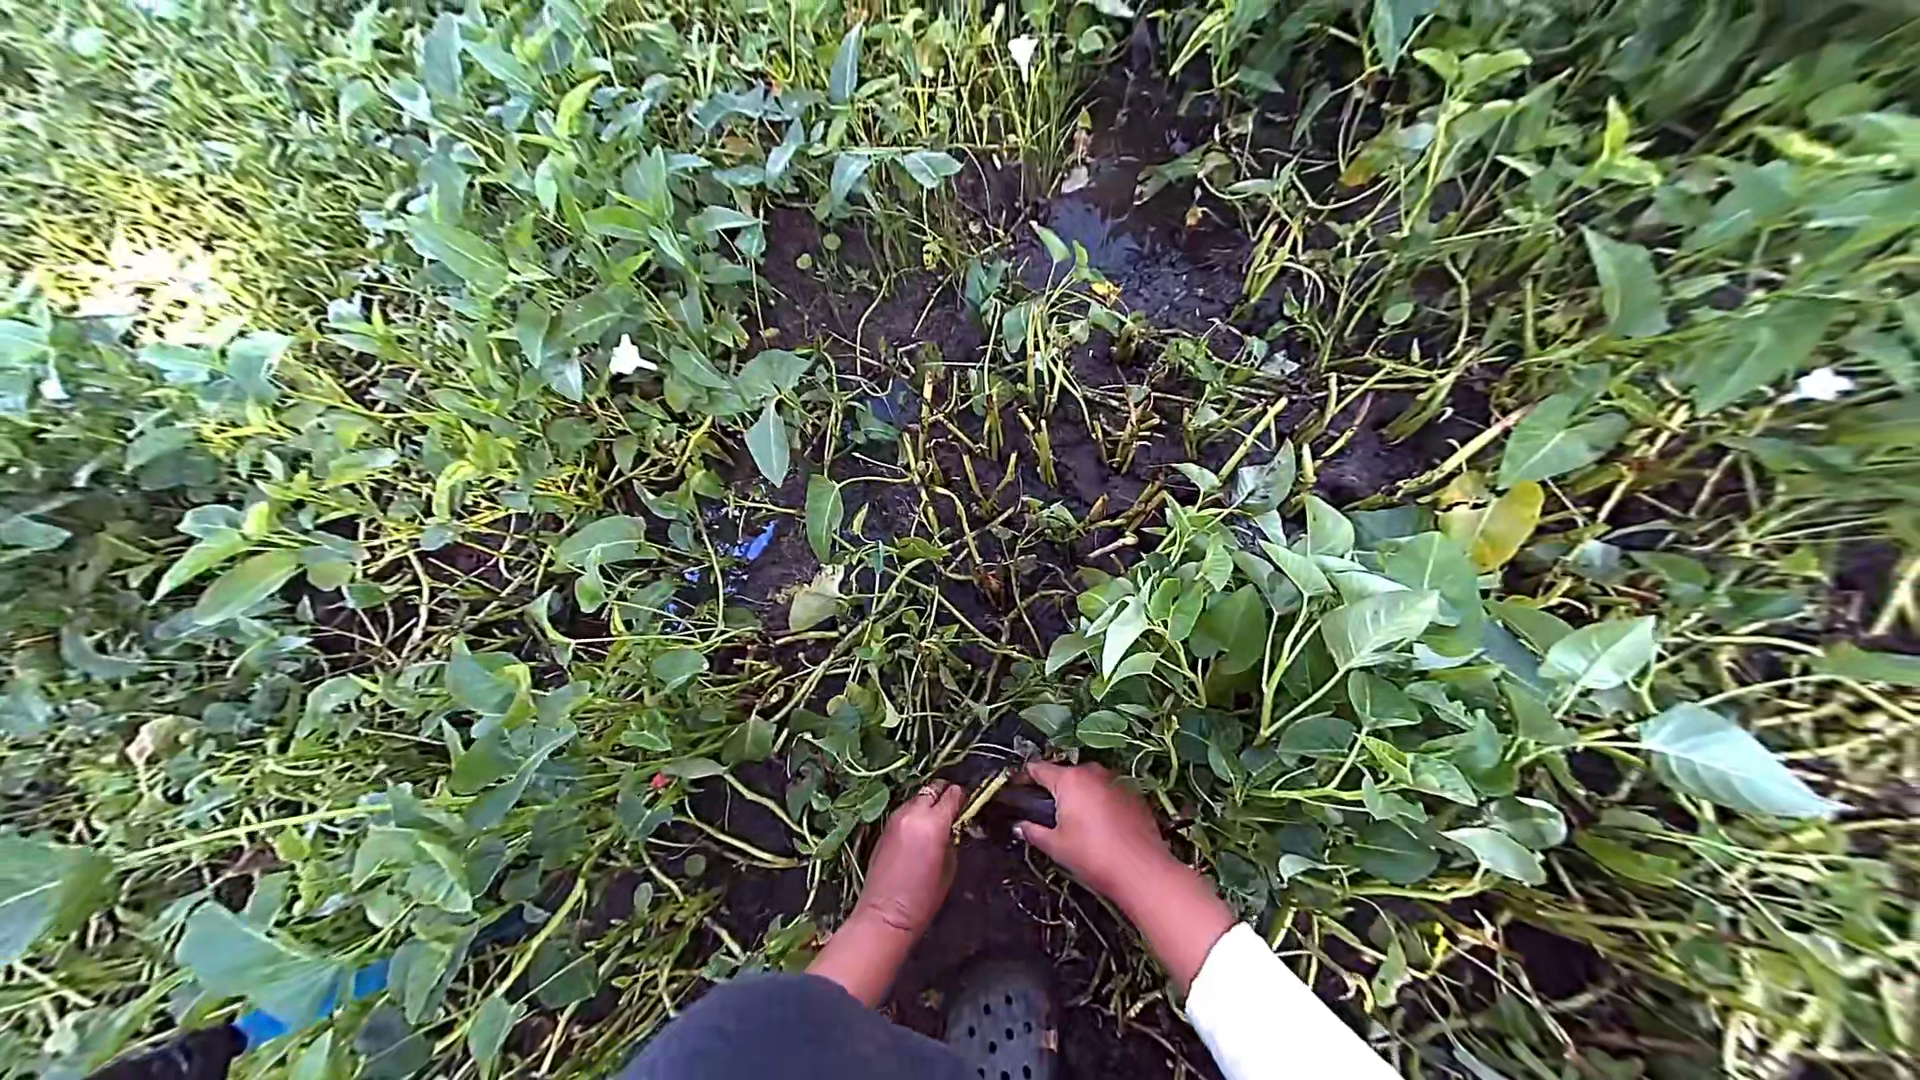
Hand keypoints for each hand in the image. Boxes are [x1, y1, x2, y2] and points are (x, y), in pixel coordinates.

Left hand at [807, 780, 962, 1006]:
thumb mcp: (950, 867)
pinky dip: (914, 813)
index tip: (965, 803)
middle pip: (932, 789)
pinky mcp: (884, 827)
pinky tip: (918, 830)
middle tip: (951, 808)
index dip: (961, 797)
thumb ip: (952, 838)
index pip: (952, 794)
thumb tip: (952, 826)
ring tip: (934, 820)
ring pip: (917, 798)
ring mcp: (895, 818)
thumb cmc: (923, 899)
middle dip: (943, 794)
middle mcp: (913, 814)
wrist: (885, 915)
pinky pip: (904, 810)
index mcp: (933, 824)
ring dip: (927, 803)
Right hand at [1012, 761, 1178, 906]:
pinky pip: (1108, 789)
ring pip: (1088, 780)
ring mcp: (1115, 779)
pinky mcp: (1134, 792)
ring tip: (1078, 821)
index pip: (1038, 768)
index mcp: (1068, 779)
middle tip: (1050, 813)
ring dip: (1080, 793)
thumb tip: (1020, 825)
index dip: (1024, 778)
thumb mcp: (1056, 846)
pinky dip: (1101, 800)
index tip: (1018, 790)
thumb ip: (1033, 831)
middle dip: (1055, 789)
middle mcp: (1092, 771)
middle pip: (1065, 773)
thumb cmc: (1093, 856)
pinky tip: (1103, 824)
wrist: (1143, 870)